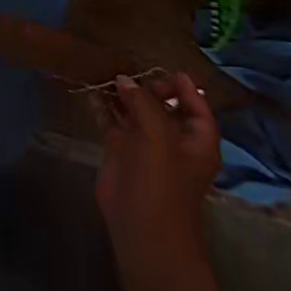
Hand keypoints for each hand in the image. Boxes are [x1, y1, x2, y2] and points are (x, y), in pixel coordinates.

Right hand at [95, 73, 219, 252]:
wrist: (141, 221)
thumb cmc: (161, 180)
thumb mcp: (158, 136)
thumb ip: (144, 104)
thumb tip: (124, 80)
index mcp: (197, 142)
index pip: (198, 110)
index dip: (188, 91)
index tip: (171, 69)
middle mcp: (173, 142)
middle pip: (165, 109)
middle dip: (150, 89)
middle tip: (132, 72)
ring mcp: (145, 146)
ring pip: (135, 113)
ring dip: (123, 96)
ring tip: (106, 75)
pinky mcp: (120, 151)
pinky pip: (113, 123)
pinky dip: (104, 108)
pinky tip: (92, 93)